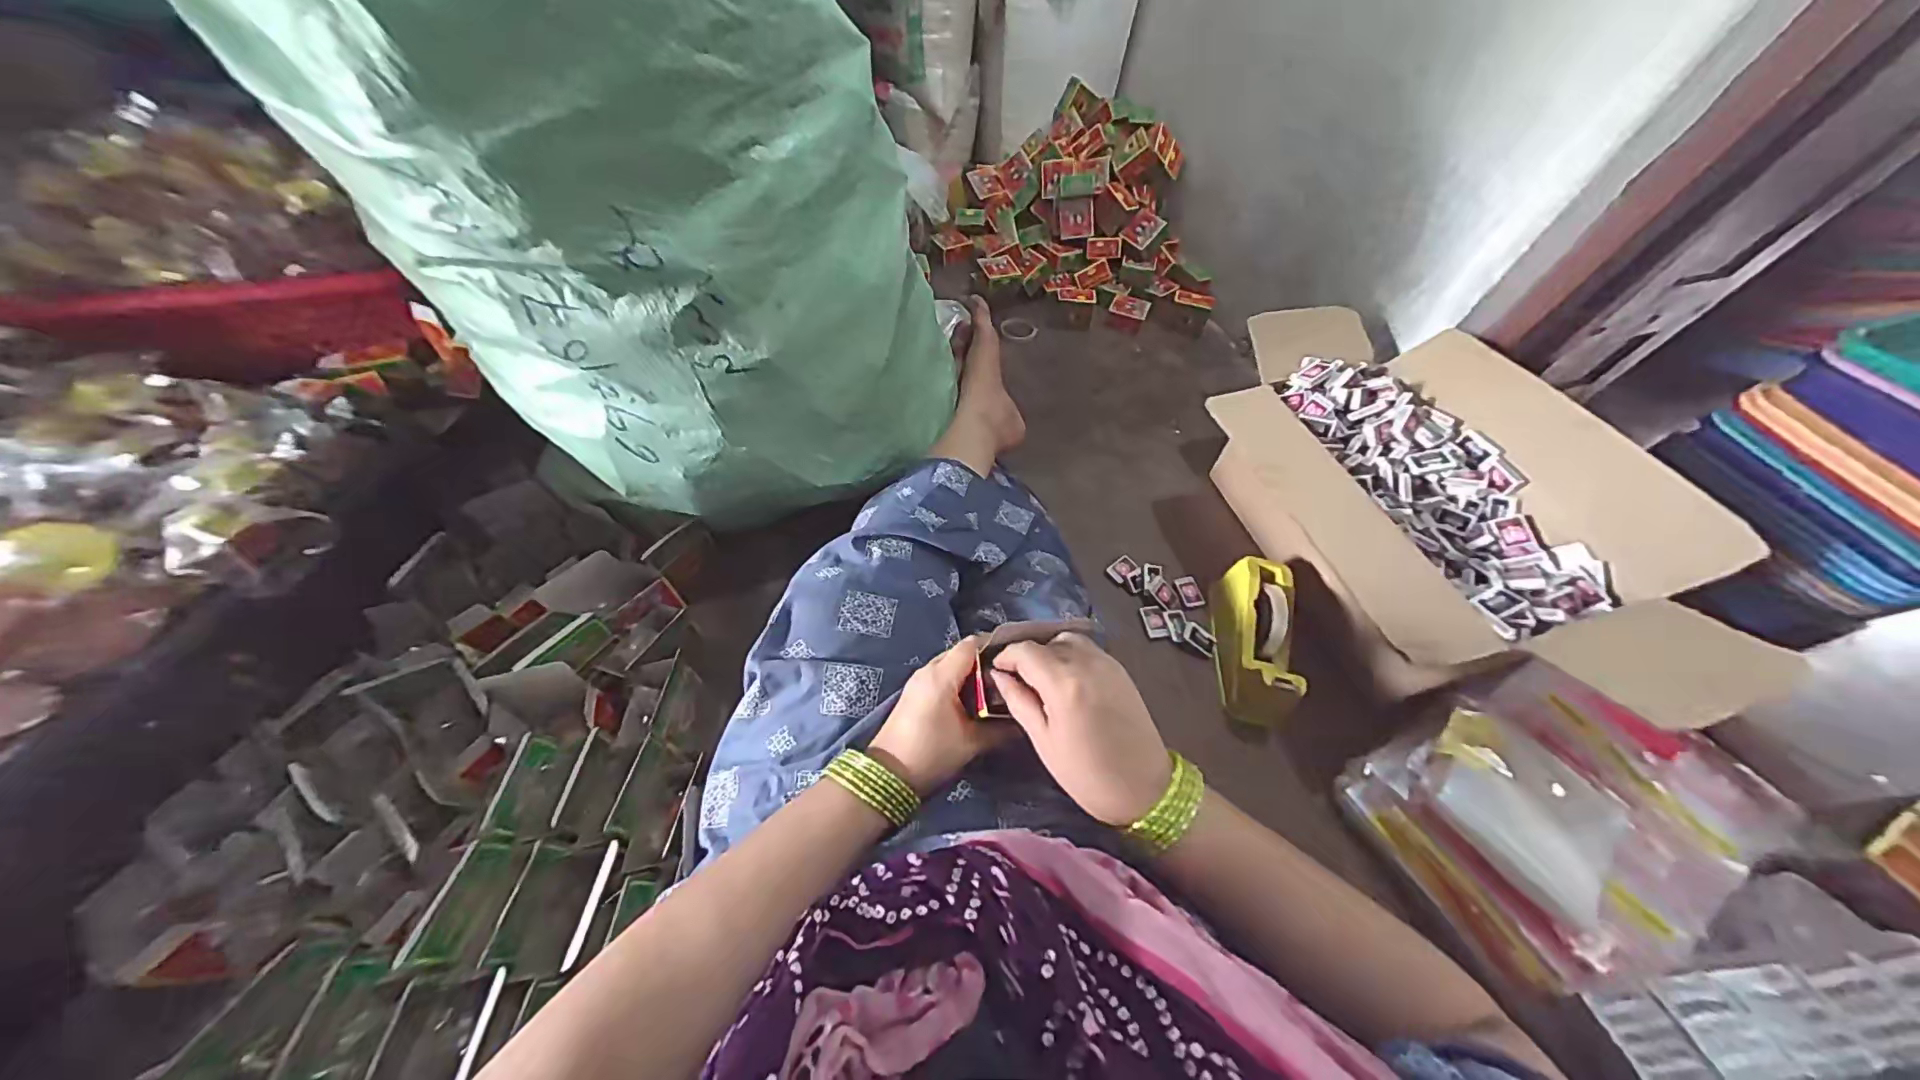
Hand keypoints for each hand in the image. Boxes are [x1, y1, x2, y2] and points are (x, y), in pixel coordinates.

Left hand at [867, 637, 1018, 795]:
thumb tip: (1023, 721)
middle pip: (961, 653)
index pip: (971, 644)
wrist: (888, 775)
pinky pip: (941, 677)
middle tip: (1009, 678)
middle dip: (985, 662)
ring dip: (971, 674)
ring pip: (950, 666)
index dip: (995, 647)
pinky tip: (973, 701)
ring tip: (995, 690)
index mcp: (941, 675)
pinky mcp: (914, 694)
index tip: (1015, 659)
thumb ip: (1001, 729)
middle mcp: (928, 671)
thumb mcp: (972, 742)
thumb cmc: (932, 753)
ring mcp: (918, 682)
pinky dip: (958, 683)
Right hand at [990, 633, 1172, 825]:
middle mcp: (1086, 663)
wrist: (1144, 788)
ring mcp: (1106, 663)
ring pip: (1068, 640)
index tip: (997, 672)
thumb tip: (999, 676)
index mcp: (1063, 682)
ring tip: (1042, 679)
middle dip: (1027, 656)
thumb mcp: (1043, 740)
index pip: (1025, 651)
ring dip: (1050, 652)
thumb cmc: (1087, 774)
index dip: (1006, 657)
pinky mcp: (1120, 670)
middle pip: (1046, 642)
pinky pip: (1088, 649)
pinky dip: (1070, 655)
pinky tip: (1066, 681)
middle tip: (1017, 679)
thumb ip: (1019, 701)